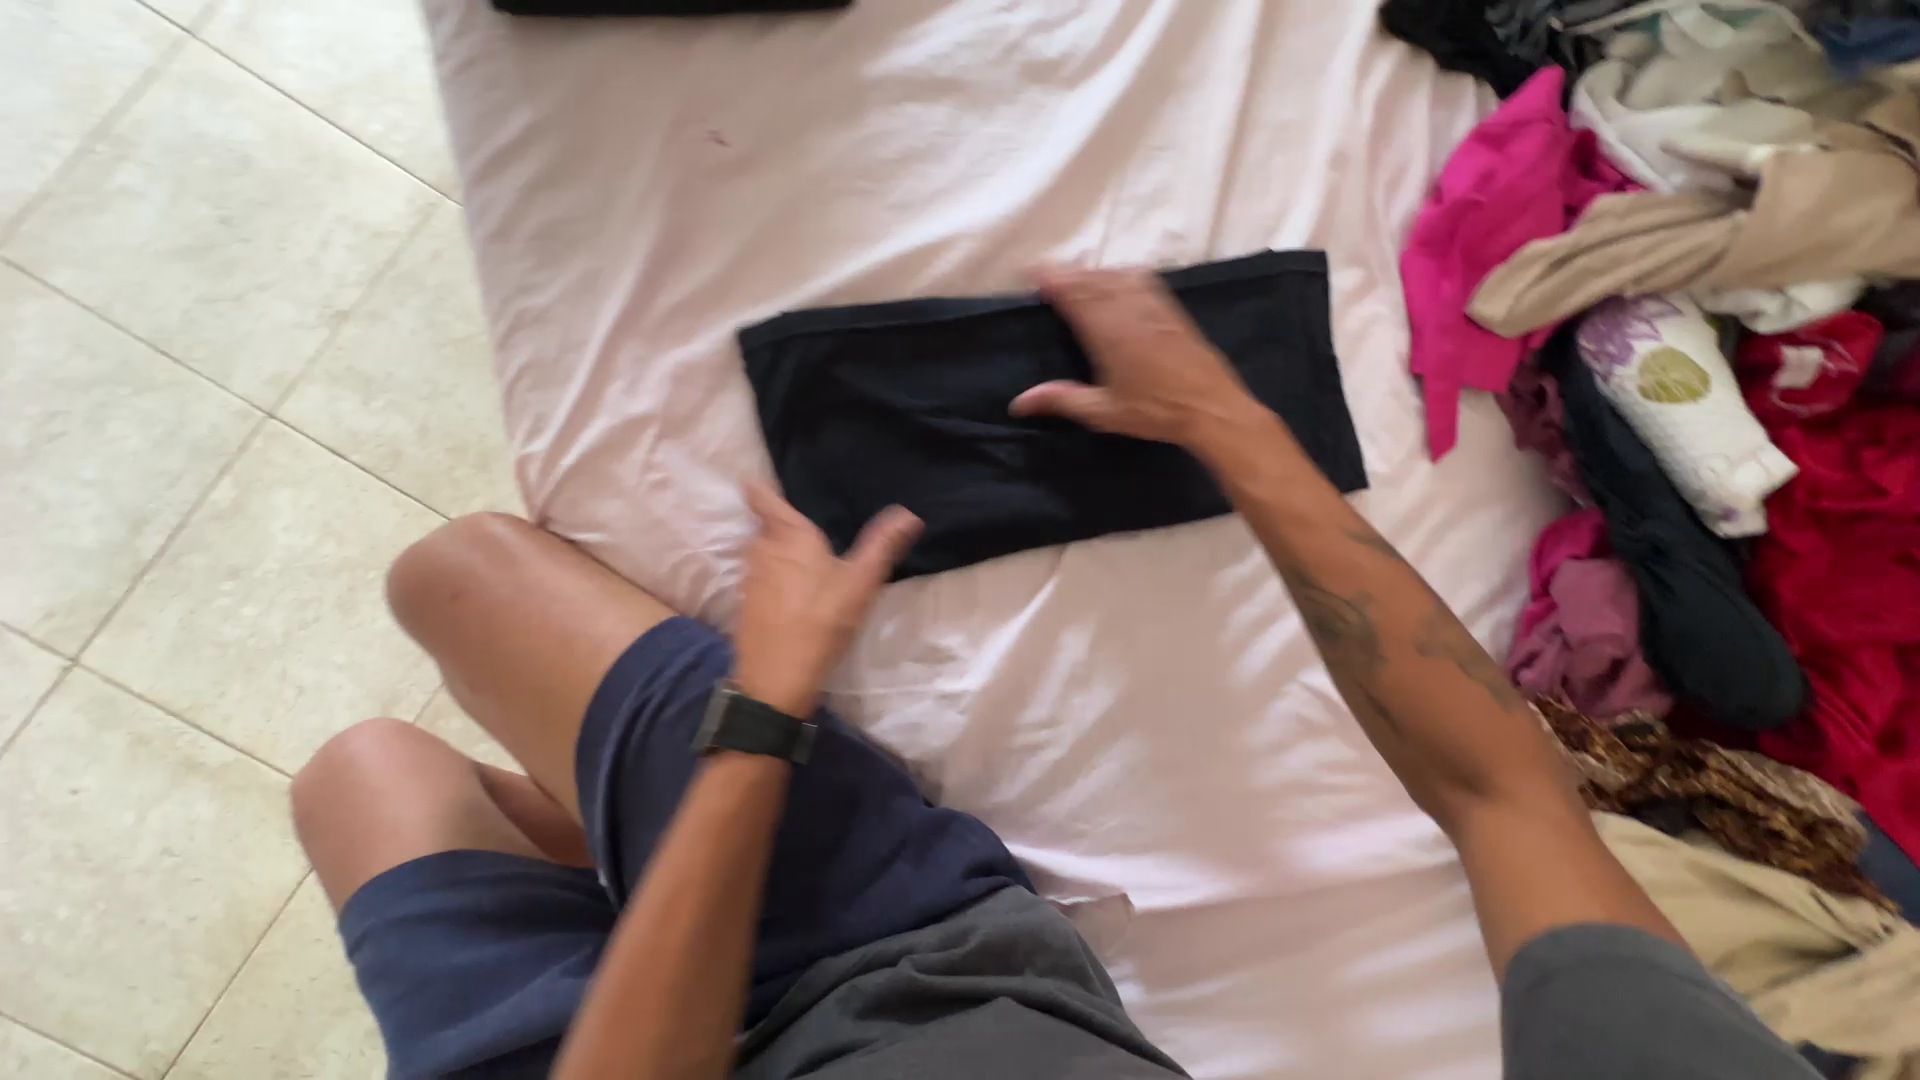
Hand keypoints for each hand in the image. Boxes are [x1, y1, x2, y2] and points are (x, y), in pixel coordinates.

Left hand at [731, 481, 920, 716]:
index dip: (766, 486)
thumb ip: (883, 545)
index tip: (778, 483)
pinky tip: (795, 594)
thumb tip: (909, 514)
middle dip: (785, 524)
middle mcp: (761, 548)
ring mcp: (749, 577)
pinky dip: (774, 578)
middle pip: (766, 524)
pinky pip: (761, 577)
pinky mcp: (746, 604)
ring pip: (763, 552)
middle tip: (814, 528)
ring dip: (780, 553)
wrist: (777, 679)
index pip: (762, 495)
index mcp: (787, 534)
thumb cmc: (821, 622)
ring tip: (808, 561)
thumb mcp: (860, 583)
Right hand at [1009, 265, 1258, 445]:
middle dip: (1068, 273)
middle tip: (1046, 274)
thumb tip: (1019, 402)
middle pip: (1093, 280)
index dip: (1053, 279)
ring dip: (1093, 272)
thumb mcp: (1104, 412)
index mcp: (1109, 333)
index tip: (1032, 273)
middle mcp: (1130, 311)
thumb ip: (1062, 400)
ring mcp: (1154, 307)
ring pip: (1117, 276)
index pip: (1075, 294)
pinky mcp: (1172, 311)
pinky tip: (1117, 278)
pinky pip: (1142, 280)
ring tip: (1075, 275)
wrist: (1212, 407)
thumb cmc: (1155, 411)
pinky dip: (1121, 274)